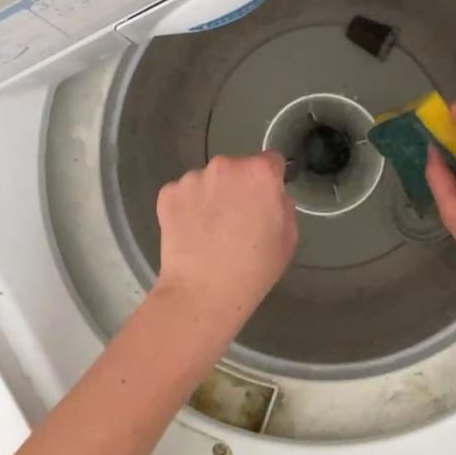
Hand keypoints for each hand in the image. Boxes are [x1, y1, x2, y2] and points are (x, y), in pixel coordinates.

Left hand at [153, 153, 297, 327]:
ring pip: (207, 181)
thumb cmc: (253, 270)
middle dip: (238, 187)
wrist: (202, 293)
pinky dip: (187, 208)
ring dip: (210, 196)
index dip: (270, 180)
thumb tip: (270, 197)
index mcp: (259, 173)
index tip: (265, 200)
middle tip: (236, 220)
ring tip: (209, 231)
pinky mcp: (168, 193)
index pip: (271, 161)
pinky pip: (183, 194)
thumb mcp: (287, 239)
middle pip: (236, 169)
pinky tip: (190, 233)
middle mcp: (225, 166)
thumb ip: (283, 206)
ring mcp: (193, 178)